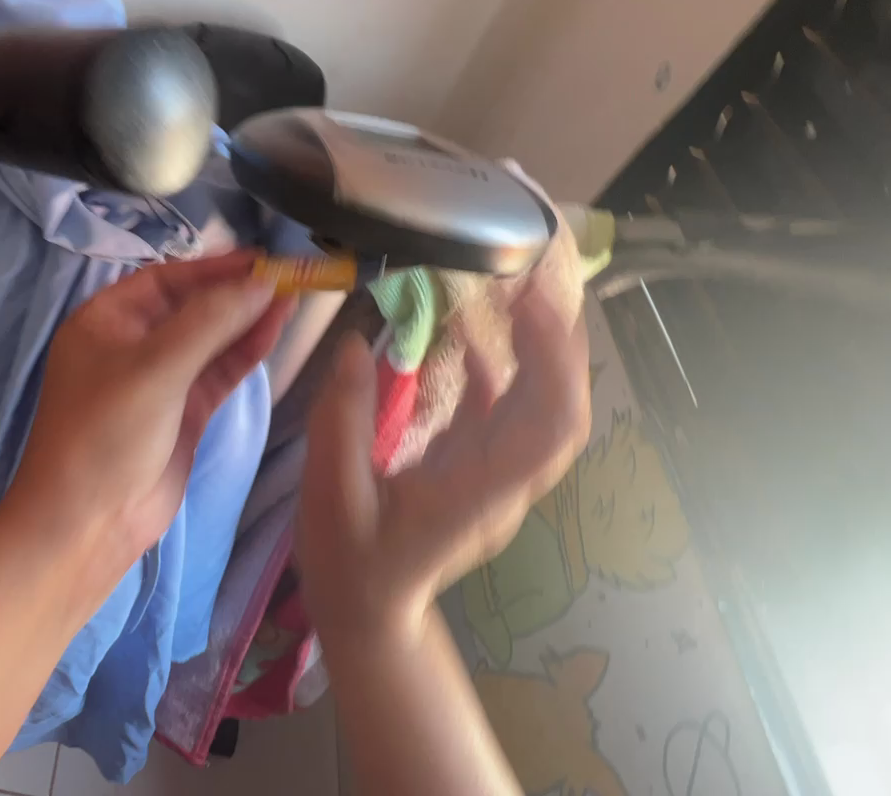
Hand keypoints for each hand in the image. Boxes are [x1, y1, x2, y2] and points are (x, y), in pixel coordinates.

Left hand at [6, 251, 293, 573]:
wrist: (87, 523)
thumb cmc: (105, 432)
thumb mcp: (154, 367)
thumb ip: (210, 321)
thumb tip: (262, 282)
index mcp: (106, 320)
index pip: (166, 278)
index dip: (213, 267)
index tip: (262, 259)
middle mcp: (131, 344)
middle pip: (191, 306)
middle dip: (236, 292)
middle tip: (289, 276)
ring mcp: (159, 380)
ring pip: (210, 339)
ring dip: (247, 320)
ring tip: (292, 298)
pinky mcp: (183, 412)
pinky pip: (217, 372)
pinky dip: (244, 353)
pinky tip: (274, 331)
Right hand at [296, 284, 589, 649]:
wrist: (367, 608)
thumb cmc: (350, 560)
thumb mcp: (331, 492)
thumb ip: (341, 420)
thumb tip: (353, 344)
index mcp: (480, 492)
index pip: (550, 429)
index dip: (555, 366)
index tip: (534, 308)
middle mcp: (504, 483)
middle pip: (560, 412)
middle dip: (559, 345)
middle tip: (533, 281)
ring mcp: (495, 476)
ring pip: (538, 408)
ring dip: (534, 350)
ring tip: (511, 293)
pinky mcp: (476, 468)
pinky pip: (503, 412)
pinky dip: (497, 368)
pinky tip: (466, 336)